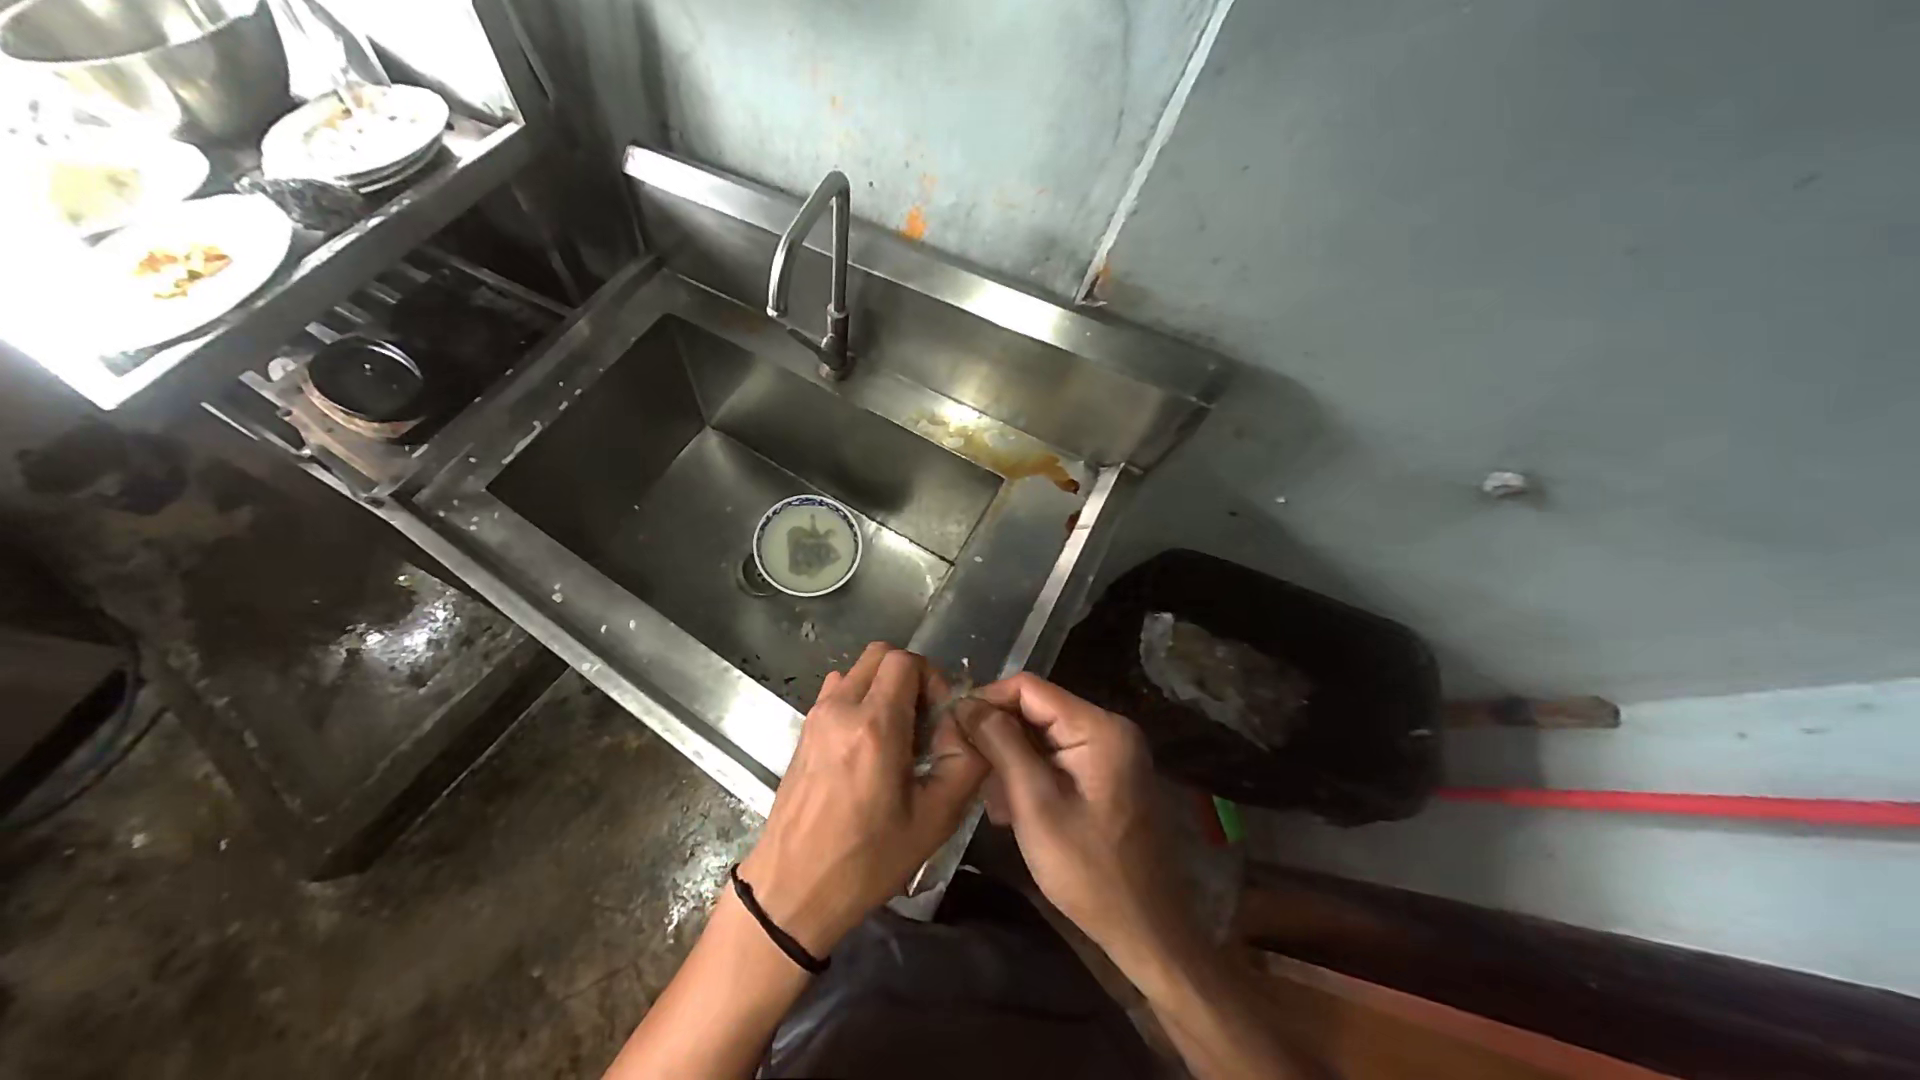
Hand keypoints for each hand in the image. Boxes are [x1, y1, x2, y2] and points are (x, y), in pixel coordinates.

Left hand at [738, 643, 987, 956]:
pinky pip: (838, 694)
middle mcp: (840, 709)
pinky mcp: (803, 733)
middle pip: (880, 655)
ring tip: (898, 736)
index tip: (940, 718)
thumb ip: (966, 762)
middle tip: (924, 721)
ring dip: (884, 689)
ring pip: (858, 672)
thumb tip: (966, 727)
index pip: (906, 661)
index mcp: (874, 725)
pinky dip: (861, 702)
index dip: (933, 679)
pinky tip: (870, 748)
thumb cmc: (866, 860)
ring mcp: (816, 718)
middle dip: (910, 677)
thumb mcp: (935, 818)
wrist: (791, 890)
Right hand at [960, 674, 1190, 965]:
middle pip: (1036, 710)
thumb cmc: (1088, 869)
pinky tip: (1010, 809)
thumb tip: (967, 704)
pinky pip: (1056, 758)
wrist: (1144, 927)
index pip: (1029, 687)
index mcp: (1099, 727)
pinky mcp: (1104, 775)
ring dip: (1010, 760)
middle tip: (968, 769)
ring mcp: (1108, 752)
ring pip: (1042, 735)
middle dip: (997, 736)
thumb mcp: (1035, 804)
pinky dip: (1029, 775)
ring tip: (991, 801)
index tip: (953, 727)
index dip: (987, 700)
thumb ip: (1001, 745)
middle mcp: (1107, 728)